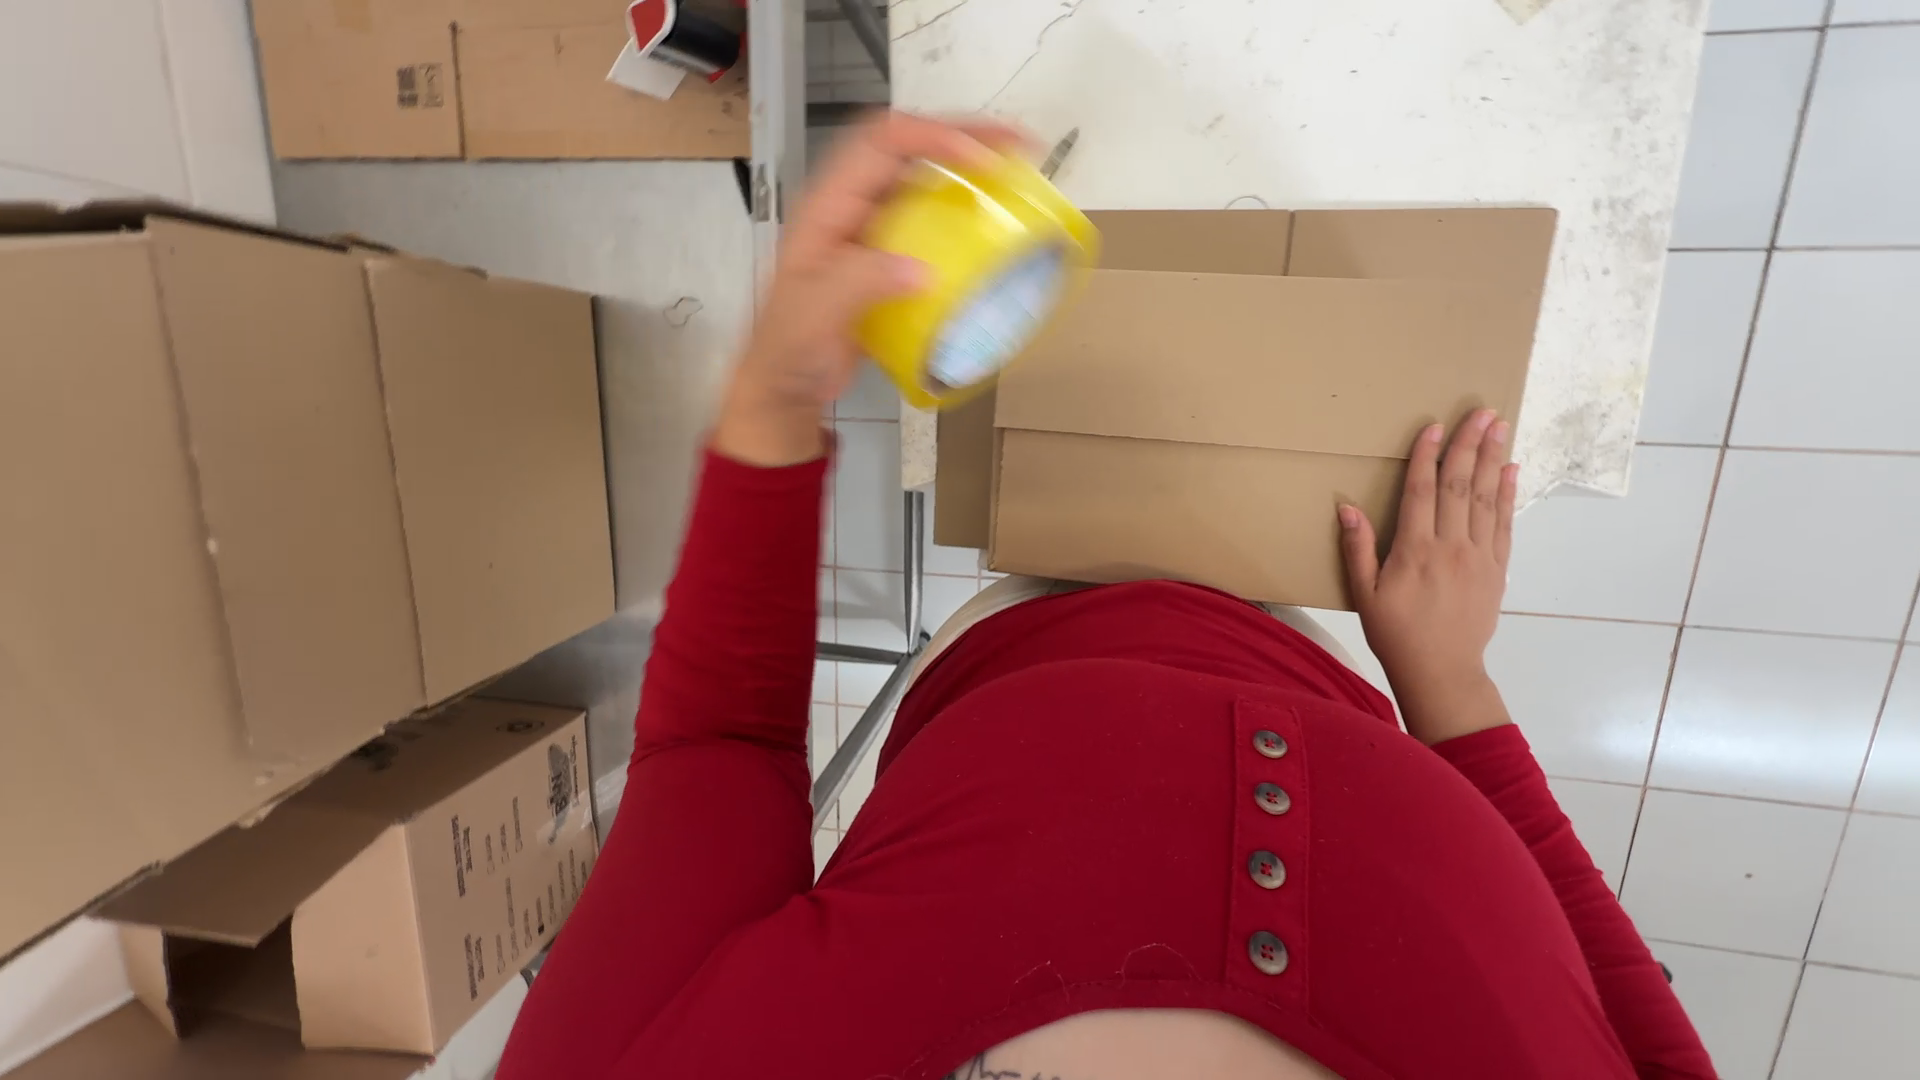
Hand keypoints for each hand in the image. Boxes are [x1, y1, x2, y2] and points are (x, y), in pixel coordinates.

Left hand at [711, 111, 1033, 466]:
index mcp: (829, 207)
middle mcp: (852, 210)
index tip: (982, 158)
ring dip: (969, 180)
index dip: (933, 138)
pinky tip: (989, 243)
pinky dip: (963, 228)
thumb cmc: (788, 348)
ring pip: (925, 188)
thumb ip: (860, 282)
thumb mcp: (815, 312)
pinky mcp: (889, 267)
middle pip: (911, 152)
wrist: (787, 385)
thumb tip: (924, 270)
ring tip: (1013, 186)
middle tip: (1018, 150)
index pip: (882, 144)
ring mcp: (872, 237)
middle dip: (964, 140)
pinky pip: (930, 232)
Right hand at [1338, 410, 1516, 744]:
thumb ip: (1358, 549)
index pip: (1420, 493)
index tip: (1432, 426)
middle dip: (1469, 446)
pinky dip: (1508, 494)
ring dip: (1493, 459)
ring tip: (1500, 427)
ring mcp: (1479, 556)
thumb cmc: (1394, 632)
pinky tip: (1510, 470)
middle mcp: (1451, 546)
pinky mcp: (1497, 568)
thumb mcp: (1364, 594)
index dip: (1425, 457)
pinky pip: (1504, 524)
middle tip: (1480, 411)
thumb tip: (1347, 508)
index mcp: (1415, 551)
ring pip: (1486, 498)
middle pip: (1460, 486)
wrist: (1441, 670)